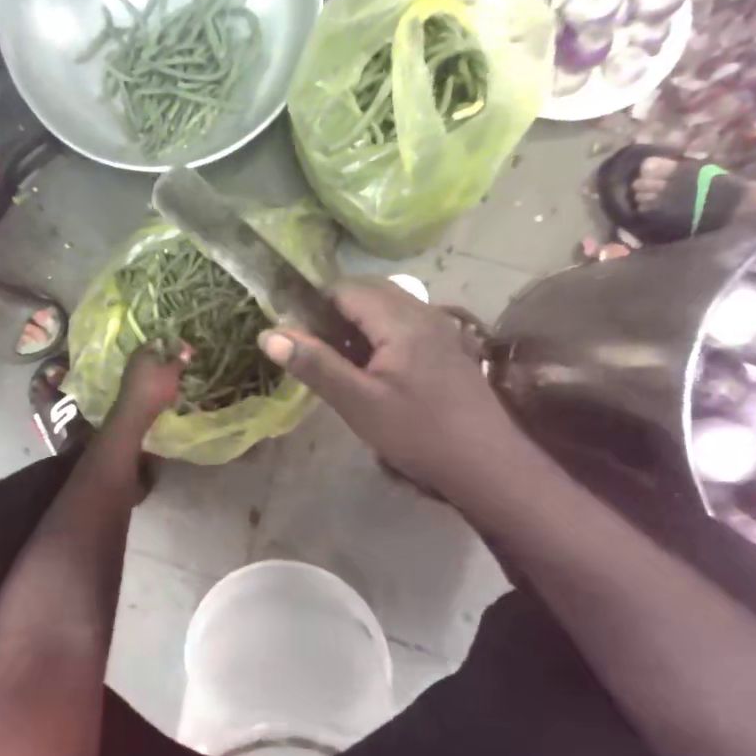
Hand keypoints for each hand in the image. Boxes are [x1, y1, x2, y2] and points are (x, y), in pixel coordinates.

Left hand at [106, 342, 191, 434]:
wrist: (135, 414)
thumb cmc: (155, 387)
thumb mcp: (171, 372)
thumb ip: (179, 360)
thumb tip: (186, 349)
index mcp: (142, 352)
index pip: (161, 343)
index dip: (176, 346)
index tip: (189, 352)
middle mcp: (135, 362)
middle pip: (157, 358)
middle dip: (172, 363)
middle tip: (187, 367)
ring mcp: (133, 377)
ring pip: (155, 372)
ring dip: (168, 376)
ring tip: (182, 382)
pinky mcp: (135, 391)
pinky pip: (152, 384)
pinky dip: (162, 386)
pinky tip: (173, 394)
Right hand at [259, 280, 521, 501]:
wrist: (488, 466)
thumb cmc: (418, 433)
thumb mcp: (358, 402)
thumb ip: (314, 364)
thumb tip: (268, 334)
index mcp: (401, 320)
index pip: (345, 290)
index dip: (313, 307)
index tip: (294, 336)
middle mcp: (423, 312)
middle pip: (367, 292)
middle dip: (334, 313)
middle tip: (314, 350)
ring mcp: (440, 328)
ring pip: (387, 307)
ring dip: (356, 324)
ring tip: (338, 361)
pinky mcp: (447, 346)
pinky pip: (404, 323)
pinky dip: (379, 334)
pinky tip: (371, 369)